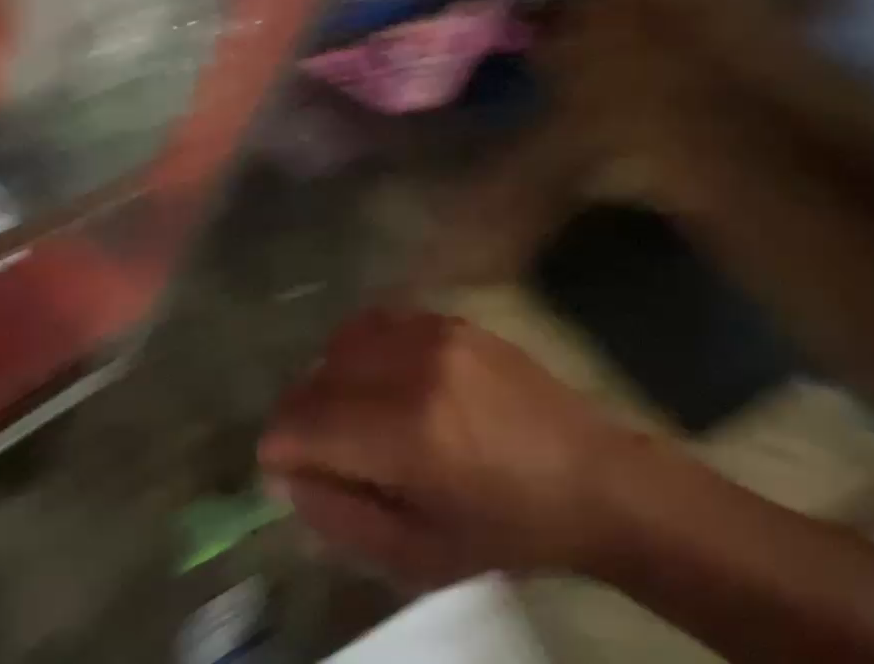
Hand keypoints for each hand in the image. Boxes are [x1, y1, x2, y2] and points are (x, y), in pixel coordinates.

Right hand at [257, 308, 684, 586]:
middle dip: (303, 418)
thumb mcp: (417, 553)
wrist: (592, 476)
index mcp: (405, 434)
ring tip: (355, 415)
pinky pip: (381, 322)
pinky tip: (387, 382)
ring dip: (331, 380)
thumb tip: (285, 476)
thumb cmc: (507, 528)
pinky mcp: (453, 320)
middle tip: (324, 452)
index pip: (298, 425)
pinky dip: (365, 351)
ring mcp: (436, 334)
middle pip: (314, 379)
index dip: (281, 454)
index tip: (292, 474)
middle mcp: (413, 368)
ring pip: (342, 342)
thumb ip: (338, 514)